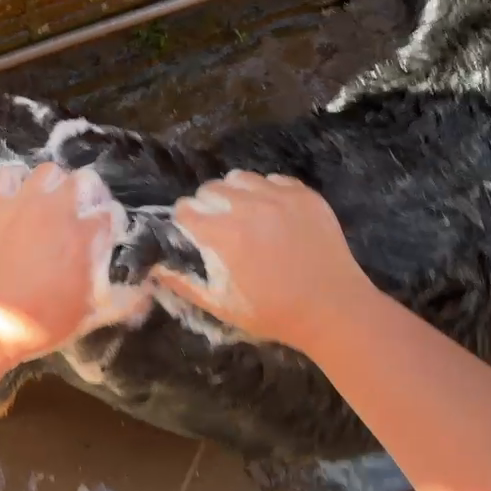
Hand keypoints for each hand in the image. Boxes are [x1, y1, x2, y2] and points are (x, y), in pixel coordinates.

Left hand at [0, 161, 141, 363]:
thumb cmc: (42, 321)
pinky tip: (19, 196)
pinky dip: (16, 179)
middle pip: (86, 179)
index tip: (108, 235)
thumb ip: (123, 301)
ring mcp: (25, 201)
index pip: (112, 213)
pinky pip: (9, 172)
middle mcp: (58, 209)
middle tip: (84, 212)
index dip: (113, 223)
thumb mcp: (89, 317)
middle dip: (91, 193)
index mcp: (85, 235)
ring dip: (56, 183)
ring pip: (49, 170)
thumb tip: (147, 292)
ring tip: (52, 201)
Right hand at [149, 170, 372, 352]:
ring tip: (247, 214)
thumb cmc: (274, 312)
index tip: (194, 233)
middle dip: (209, 204)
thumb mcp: (222, 307)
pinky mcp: (304, 194)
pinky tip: (275, 215)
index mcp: (223, 233)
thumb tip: (155, 267)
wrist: (335, 310)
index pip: (185, 208)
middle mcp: (247, 206)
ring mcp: (278, 196)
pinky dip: (269, 192)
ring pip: (241, 178)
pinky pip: (274, 180)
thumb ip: (184, 283)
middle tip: (222, 226)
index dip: (186, 221)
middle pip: (210, 188)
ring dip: (237, 193)